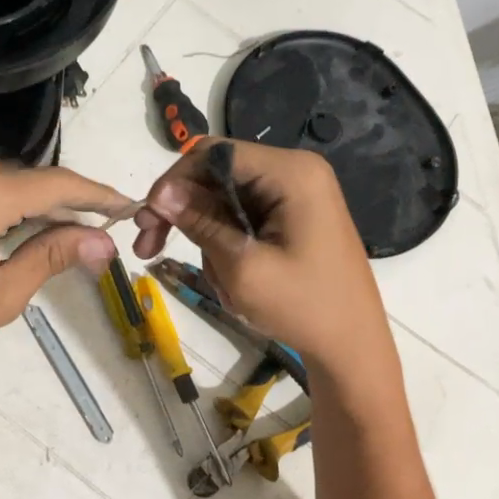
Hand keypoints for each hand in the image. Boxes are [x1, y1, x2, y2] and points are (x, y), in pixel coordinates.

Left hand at [0, 151, 130, 397]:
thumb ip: (52, 256)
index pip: (54, 185)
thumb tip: (103, 241)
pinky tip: (6, 225)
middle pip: (26, 176)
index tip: (127, 206)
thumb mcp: (0, 295)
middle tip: (94, 231)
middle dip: (62, 201)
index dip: (96, 195)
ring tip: (53, 232)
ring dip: (28, 198)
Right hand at [132, 139, 379, 364]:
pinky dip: (226, 244)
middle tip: (147, 248)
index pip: (214, 153)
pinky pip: (242, 217)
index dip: (174, 181)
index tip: (147, 219)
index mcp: (291, 173)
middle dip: (183, 211)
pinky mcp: (292, 216)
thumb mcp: (242, 266)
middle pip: (216, 174)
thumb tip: (160, 193)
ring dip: (206, 237)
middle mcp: (294, 172)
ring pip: (224, 199)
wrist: (352, 344)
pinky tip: (230, 278)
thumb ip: (200, 223)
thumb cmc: (303, 306)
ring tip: (219, 281)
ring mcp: (295, 195)